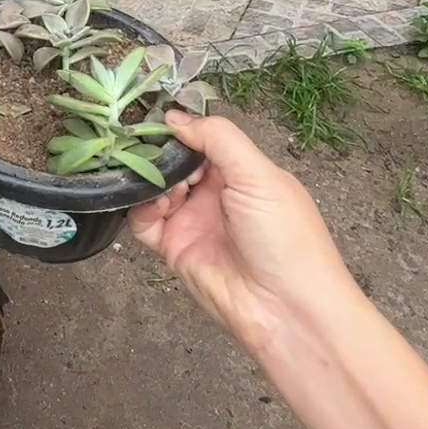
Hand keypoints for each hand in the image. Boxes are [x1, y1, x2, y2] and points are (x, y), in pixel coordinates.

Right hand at [129, 111, 357, 352]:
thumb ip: (217, 138)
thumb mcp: (259, 176)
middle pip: (171, 160)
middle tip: (148, 149)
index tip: (156, 119)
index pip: (200, 138)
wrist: (287, 311)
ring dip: (149, 178)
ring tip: (160, 183)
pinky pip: (143, 219)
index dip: (180, 128)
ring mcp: (191, 219)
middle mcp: (212, 193)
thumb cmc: (285, 237)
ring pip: (153, 186)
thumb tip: (173, 117)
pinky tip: (155, 205)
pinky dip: (140, 207)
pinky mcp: (172, 246)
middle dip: (157, 152)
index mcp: (239, 172)